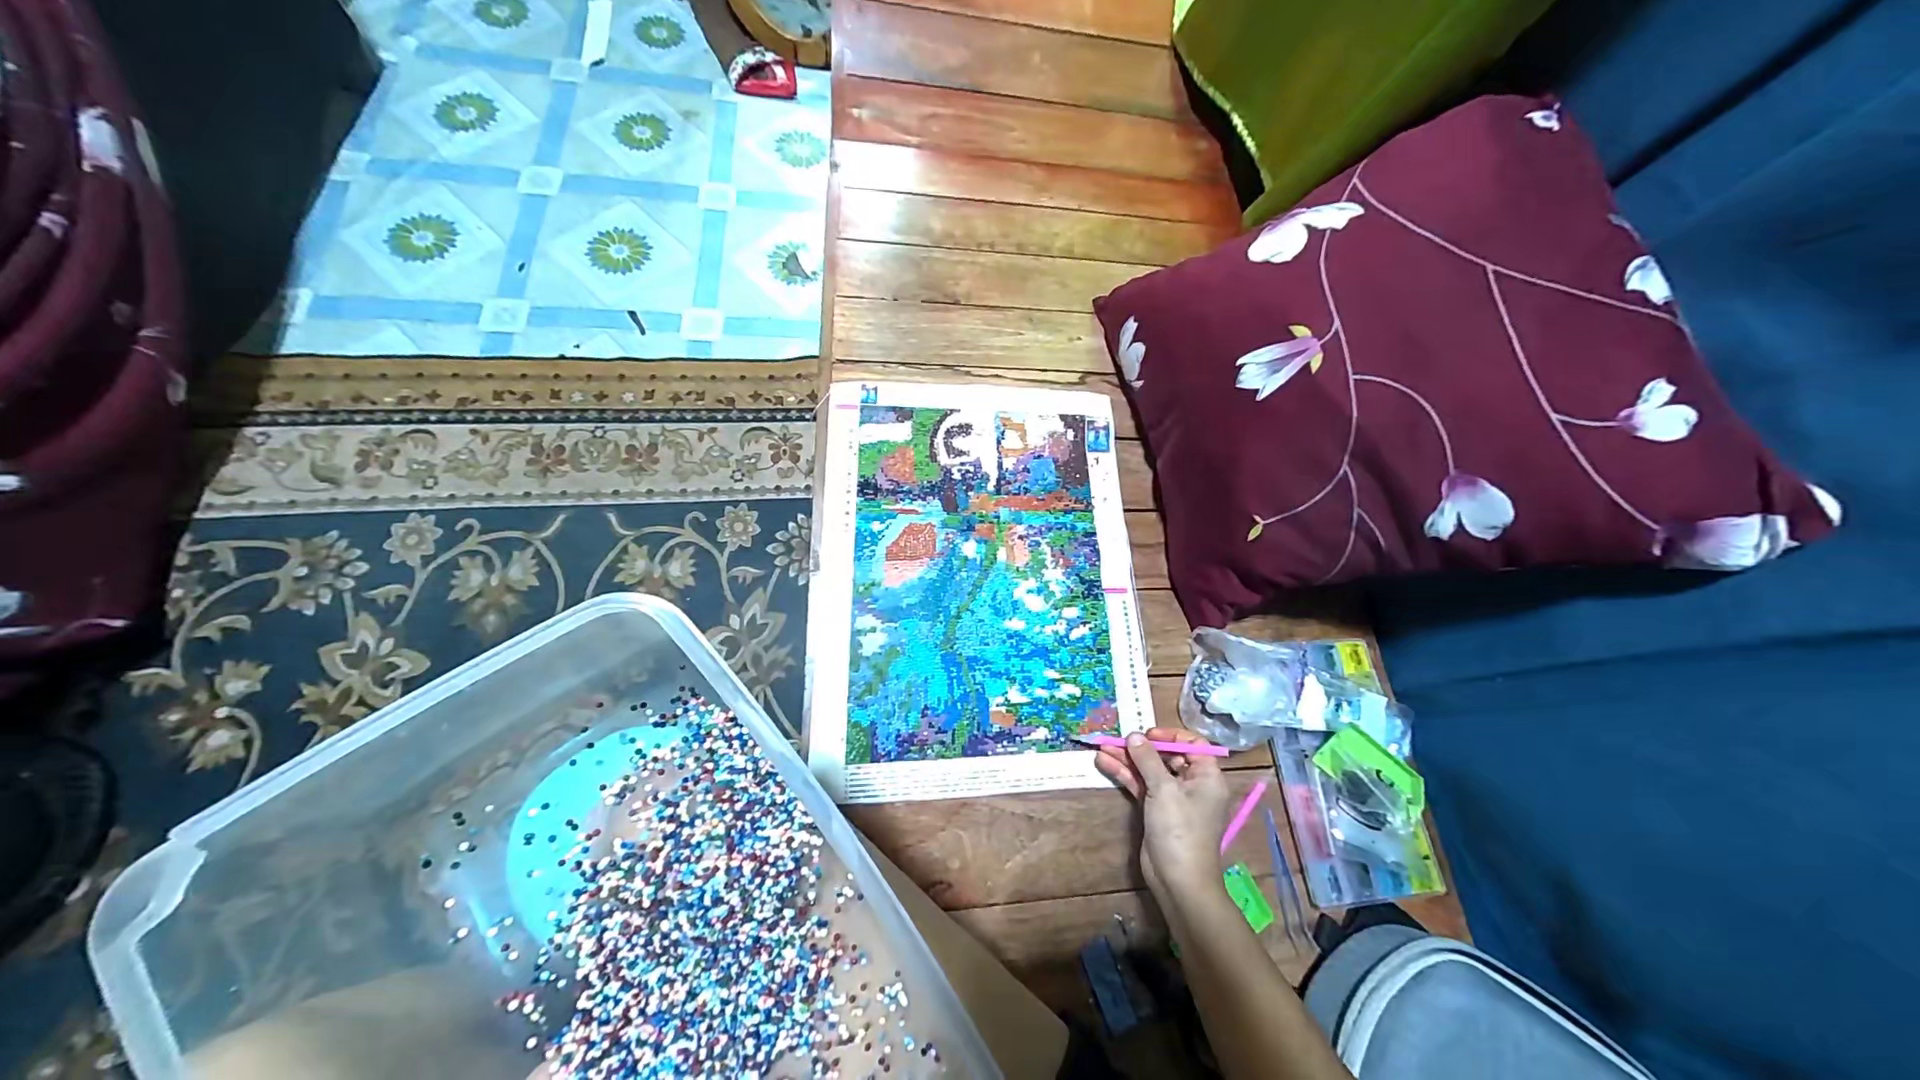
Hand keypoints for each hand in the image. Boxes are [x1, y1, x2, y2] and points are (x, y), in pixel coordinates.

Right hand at [1094, 727, 1232, 907]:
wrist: (1178, 880)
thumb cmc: (1180, 829)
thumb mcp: (1164, 789)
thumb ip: (1148, 759)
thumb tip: (1134, 735)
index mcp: (1206, 776)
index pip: (1192, 744)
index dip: (1170, 735)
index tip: (1147, 734)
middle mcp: (1192, 784)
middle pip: (1166, 756)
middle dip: (1141, 747)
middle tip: (1117, 740)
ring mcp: (1173, 798)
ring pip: (1150, 770)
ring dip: (1128, 759)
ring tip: (1102, 748)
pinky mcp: (1157, 811)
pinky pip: (1141, 785)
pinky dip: (1125, 775)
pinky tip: (1104, 763)